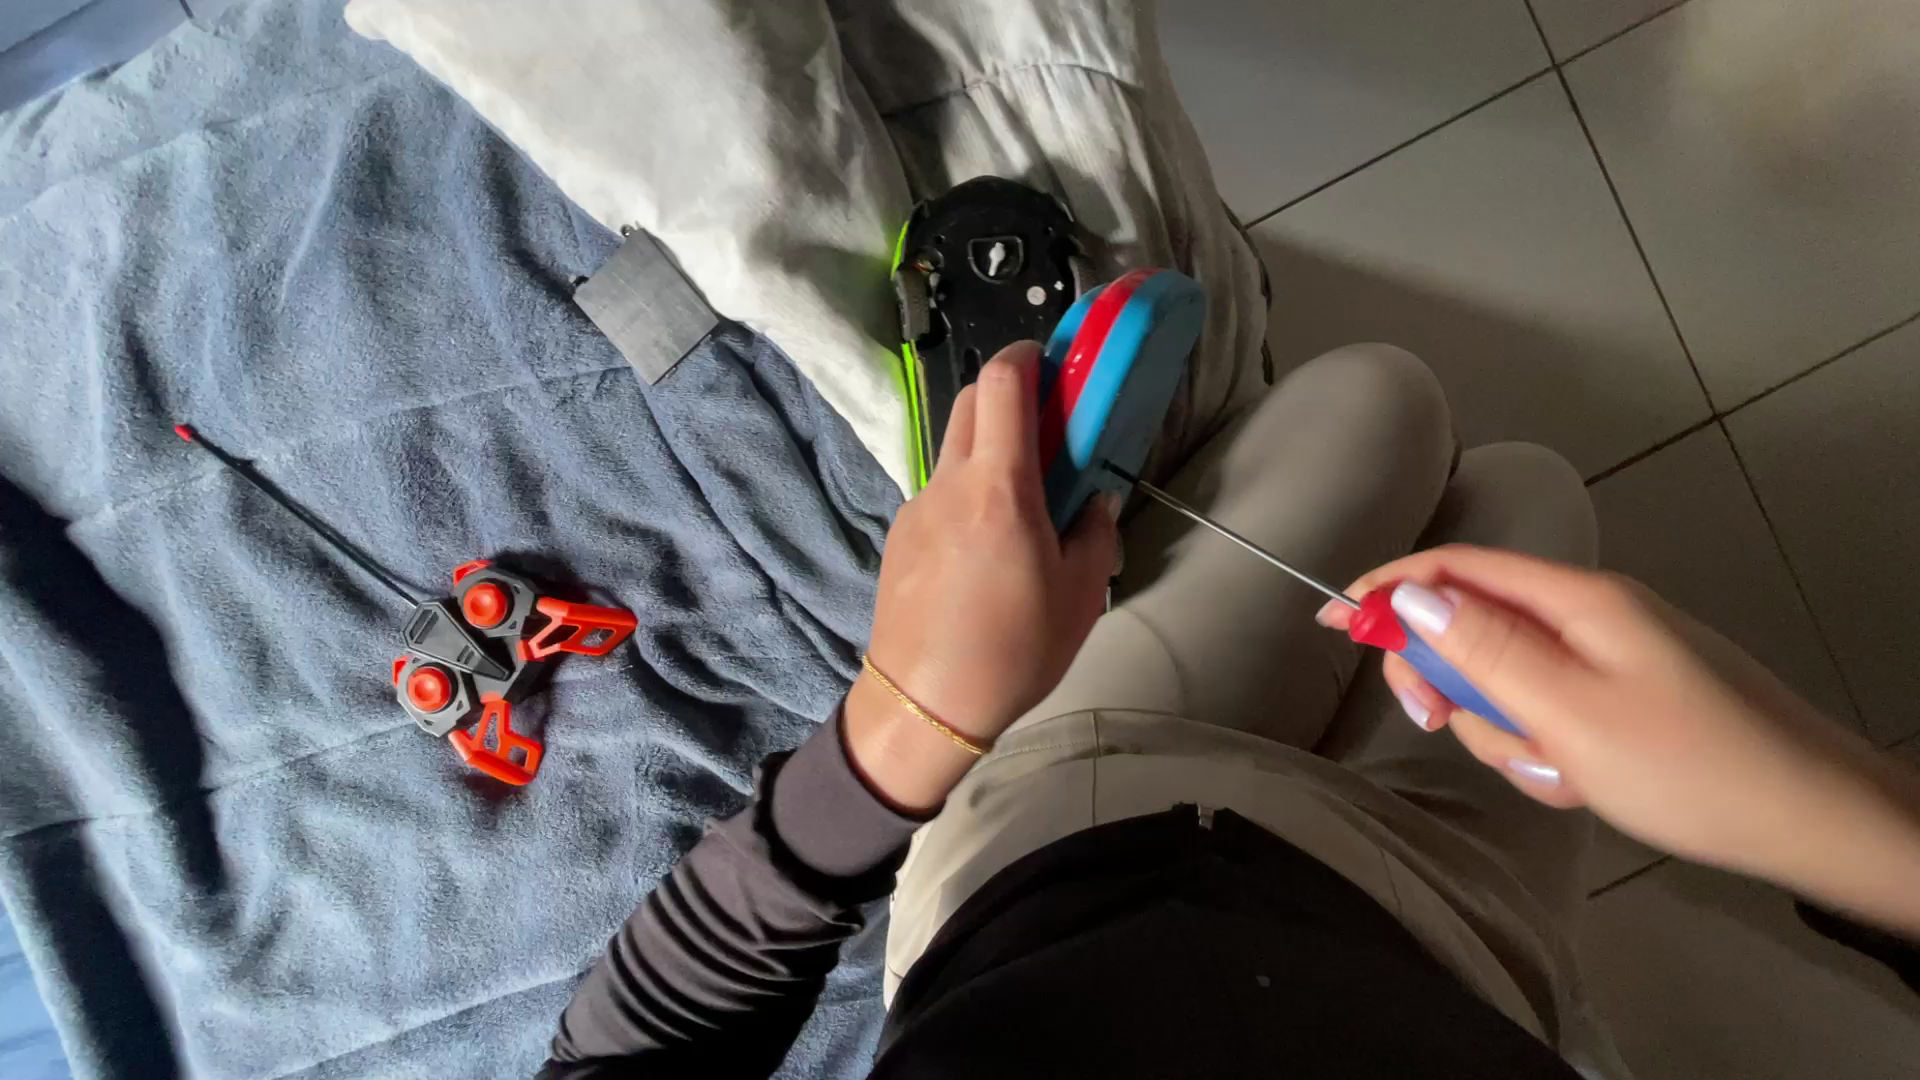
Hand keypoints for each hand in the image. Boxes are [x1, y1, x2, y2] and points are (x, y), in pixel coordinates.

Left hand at [845, 342, 1117, 812]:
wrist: (923, 704)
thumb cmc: (1013, 650)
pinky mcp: (899, 536)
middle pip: (969, 402)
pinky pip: (937, 494)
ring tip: (1017, 504)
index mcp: (999, 487)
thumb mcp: (1080, 596)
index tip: (1053, 362)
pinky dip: (964, 493)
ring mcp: (916, 508)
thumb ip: (1093, 534)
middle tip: (1046, 430)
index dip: (1026, 355)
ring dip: (986, 450)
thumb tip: (1093, 501)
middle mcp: (949, 484)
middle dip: (1008, 395)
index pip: (1001, 383)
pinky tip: (979, 549)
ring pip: (952, 450)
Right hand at [1319, 546, 1919, 929]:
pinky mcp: (1613, 694)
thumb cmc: (1693, 767)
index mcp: (1573, 601)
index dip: (1386, 586)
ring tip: (1548, 769)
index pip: (1453, 568)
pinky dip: (1536, 742)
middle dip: (1443, 674)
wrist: (1832, 832)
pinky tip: (1572, 776)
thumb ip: (1482, 648)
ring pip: (1499, 676)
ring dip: (1499, 725)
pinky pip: (1537, 706)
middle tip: (1434, 722)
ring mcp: (1600, 656)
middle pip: (1468, 624)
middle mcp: (1581, 616)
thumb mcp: (1569, 710)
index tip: (1334, 620)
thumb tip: (1406, 595)